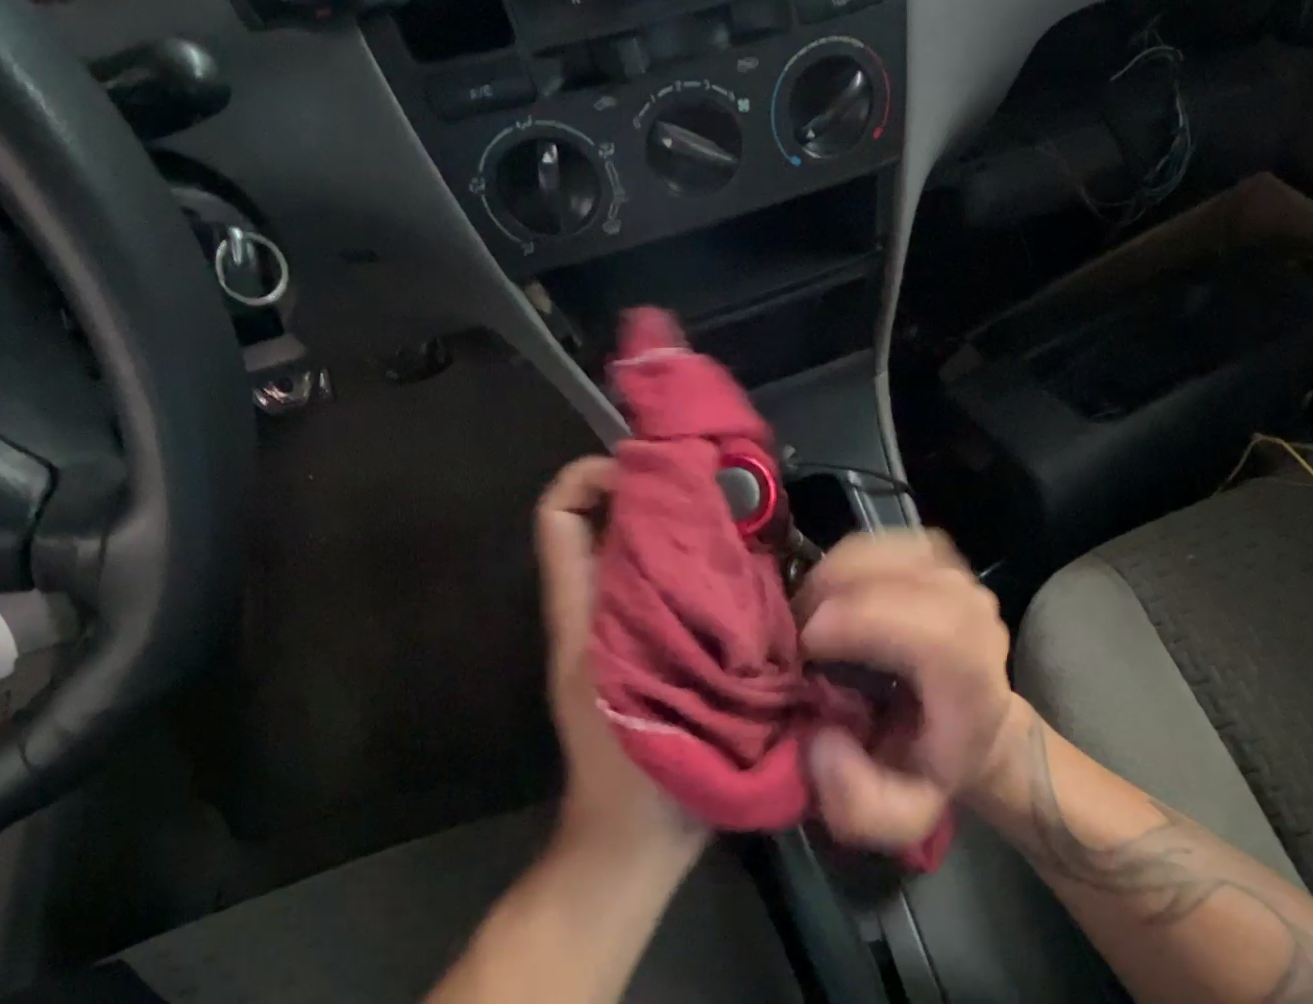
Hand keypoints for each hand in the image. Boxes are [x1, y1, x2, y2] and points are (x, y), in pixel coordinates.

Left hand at [536, 457, 707, 859]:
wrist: (634, 841)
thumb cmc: (635, 769)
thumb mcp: (647, 683)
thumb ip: (678, 614)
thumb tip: (716, 540)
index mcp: (582, 609)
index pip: (558, 515)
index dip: (591, 476)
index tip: (656, 470)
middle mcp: (598, 607)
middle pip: (607, 523)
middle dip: (658, 493)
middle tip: (724, 490)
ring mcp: (627, 628)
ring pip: (646, 553)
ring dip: (688, 530)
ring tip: (747, 525)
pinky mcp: (656, 649)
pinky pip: (677, 588)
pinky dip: (706, 569)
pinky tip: (754, 576)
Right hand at [792, 531, 1027, 850]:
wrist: (976, 726)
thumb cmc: (930, 767)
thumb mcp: (898, 814)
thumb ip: (857, 801)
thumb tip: (824, 738)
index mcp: (971, 678)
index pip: (930, 631)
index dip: (860, 624)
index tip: (807, 646)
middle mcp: (974, 615)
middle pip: (895, 577)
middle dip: (828, 597)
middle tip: (791, 635)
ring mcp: (958, 576)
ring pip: (882, 551)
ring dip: (830, 577)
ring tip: (806, 617)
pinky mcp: (939, 555)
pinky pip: (879, 540)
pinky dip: (842, 561)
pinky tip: (829, 596)